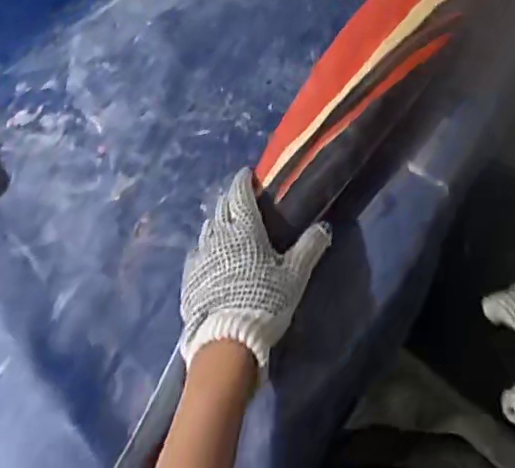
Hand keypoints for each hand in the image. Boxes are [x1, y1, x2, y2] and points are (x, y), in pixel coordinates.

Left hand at [179, 169, 331, 368]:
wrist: (226, 340)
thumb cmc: (263, 301)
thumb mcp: (293, 277)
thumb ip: (308, 249)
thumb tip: (324, 227)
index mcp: (244, 227)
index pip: (240, 193)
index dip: (243, 181)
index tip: (248, 174)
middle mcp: (219, 233)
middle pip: (223, 206)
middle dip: (231, 198)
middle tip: (240, 198)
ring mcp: (201, 253)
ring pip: (209, 227)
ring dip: (218, 221)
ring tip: (227, 224)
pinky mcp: (190, 275)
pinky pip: (198, 250)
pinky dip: (206, 246)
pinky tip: (210, 254)